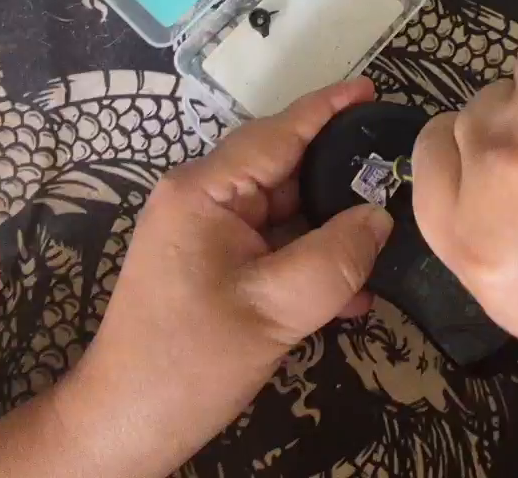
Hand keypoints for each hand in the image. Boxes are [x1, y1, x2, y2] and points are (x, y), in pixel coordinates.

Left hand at [64, 78, 394, 473]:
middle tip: (394, 171)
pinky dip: (309, 258)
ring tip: (384, 236)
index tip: (372, 88)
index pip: (277, 133)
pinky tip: (352, 289)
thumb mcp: (272, 311)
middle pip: (284, 168)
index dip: (328, 107)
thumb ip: (334, 259)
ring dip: (329, 229)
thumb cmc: (188, 363)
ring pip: (284, 209)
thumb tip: (379, 216)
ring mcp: (207, 229)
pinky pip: (273, 243)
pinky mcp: (214, 260)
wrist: (123, 428)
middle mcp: (202, 197)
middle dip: (338, 174)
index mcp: (205, 190)